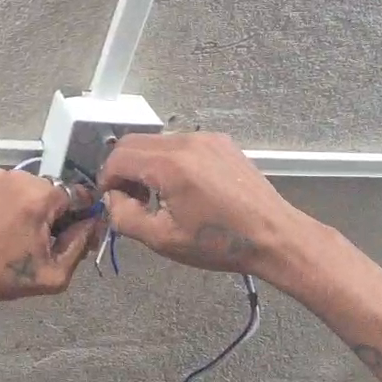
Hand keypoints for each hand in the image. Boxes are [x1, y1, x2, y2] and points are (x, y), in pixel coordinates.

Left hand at [0, 169, 104, 314]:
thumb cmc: (8, 278)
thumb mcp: (56, 272)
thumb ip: (82, 242)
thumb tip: (94, 221)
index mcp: (39, 196)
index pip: (79, 194)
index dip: (83, 214)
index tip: (79, 234)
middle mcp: (19, 177)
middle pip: (54, 189)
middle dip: (58, 211)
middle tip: (49, 239)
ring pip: (33, 187)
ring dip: (36, 205)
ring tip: (25, 233)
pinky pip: (11, 187)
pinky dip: (15, 201)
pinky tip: (7, 225)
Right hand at [99, 132, 307, 276]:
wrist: (275, 237)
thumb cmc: (219, 243)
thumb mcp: (163, 239)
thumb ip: (124, 217)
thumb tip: (113, 199)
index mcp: (169, 165)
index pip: (117, 158)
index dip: (106, 179)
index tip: (112, 200)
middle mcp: (185, 142)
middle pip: (131, 143)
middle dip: (122, 169)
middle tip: (130, 198)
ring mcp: (204, 138)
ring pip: (154, 141)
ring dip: (144, 163)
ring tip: (156, 195)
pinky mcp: (219, 141)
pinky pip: (178, 143)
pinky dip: (167, 160)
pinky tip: (181, 186)